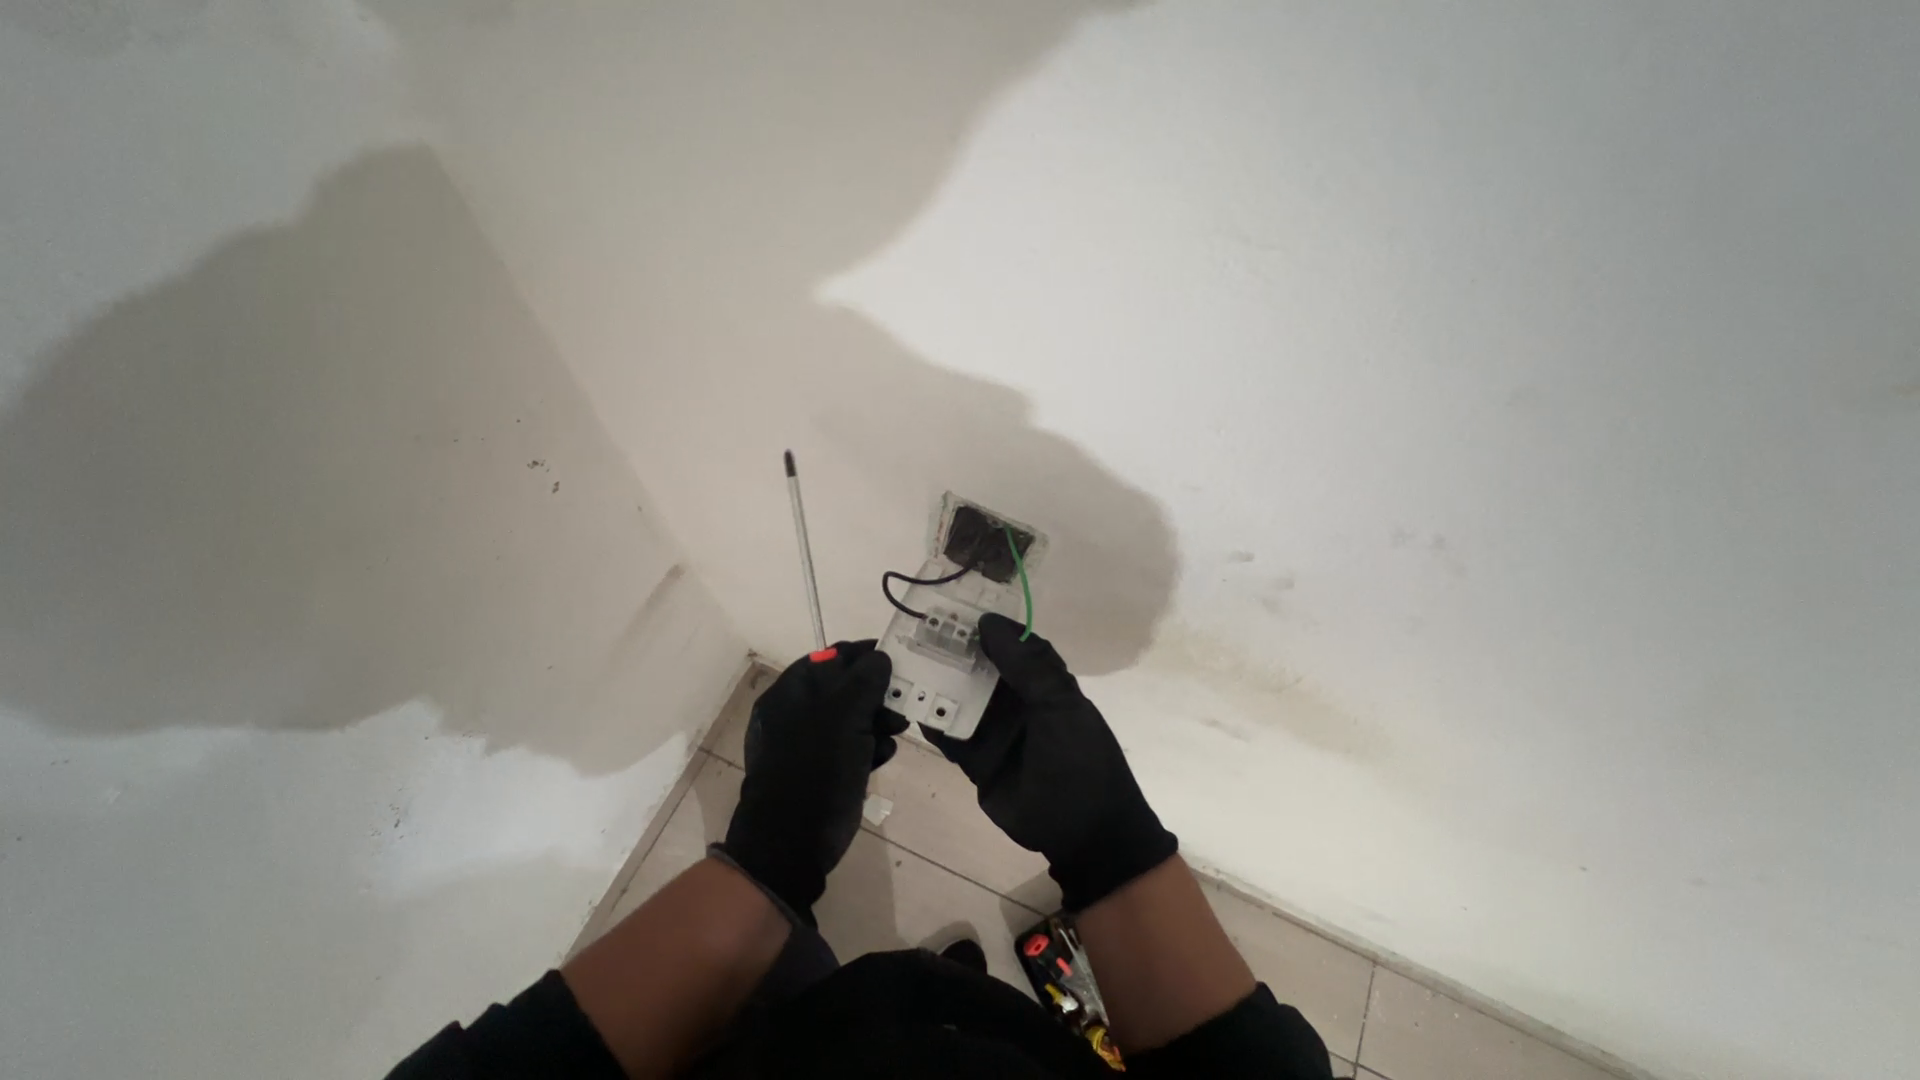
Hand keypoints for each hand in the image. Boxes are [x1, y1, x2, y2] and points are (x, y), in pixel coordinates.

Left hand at [721, 641, 903, 921]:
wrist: (791, 841)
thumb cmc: (816, 768)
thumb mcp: (845, 715)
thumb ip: (864, 679)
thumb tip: (879, 657)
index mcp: (792, 690)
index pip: (832, 657)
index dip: (864, 655)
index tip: (896, 659)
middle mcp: (797, 711)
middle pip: (846, 687)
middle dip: (877, 692)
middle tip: (903, 701)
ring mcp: (808, 743)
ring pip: (852, 718)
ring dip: (879, 720)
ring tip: (897, 730)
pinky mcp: (822, 769)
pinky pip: (852, 747)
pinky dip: (870, 747)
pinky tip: (884, 754)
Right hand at [922, 614, 1176, 909]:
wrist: (1083, 833)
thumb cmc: (1079, 761)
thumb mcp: (1059, 707)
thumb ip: (1027, 666)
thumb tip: (988, 623)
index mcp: (1044, 682)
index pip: (1012, 643)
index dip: (986, 627)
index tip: (953, 607)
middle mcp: (1019, 701)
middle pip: (980, 669)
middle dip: (952, 652)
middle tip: (916, 632)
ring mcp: (997, 731)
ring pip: (961, 699)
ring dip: (937, 684)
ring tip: (903, 665)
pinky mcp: (978, 760)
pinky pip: (951, 736)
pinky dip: (933, 722)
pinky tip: (909, 707)